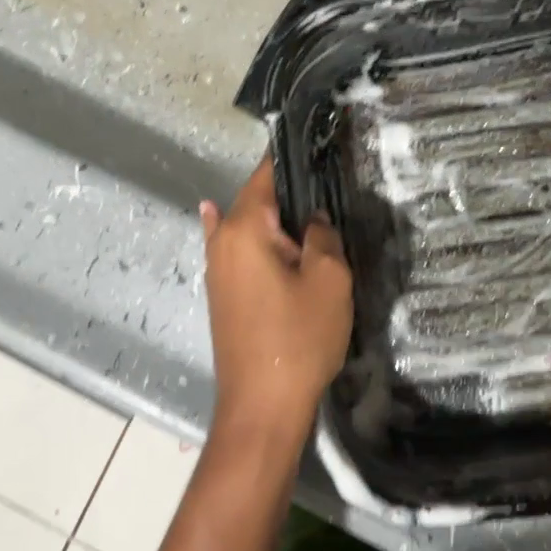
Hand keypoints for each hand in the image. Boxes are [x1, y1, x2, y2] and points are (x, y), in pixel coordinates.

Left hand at [199, 158, 352, 433]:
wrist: (262, 407)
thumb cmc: (298, 338)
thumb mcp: (329, 279)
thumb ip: (322, 236)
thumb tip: (311, 217)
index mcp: (244, 228)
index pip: (267, 174)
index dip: (296, 157)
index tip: (322, 142)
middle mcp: (222, 240)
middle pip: (257, 200)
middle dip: (291, 193)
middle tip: (333, 188)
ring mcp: (217, 269)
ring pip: (249, 228)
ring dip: (277, 221)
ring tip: (314, 212)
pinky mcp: (223, 295)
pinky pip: (239, 252)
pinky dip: (252, 239)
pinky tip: (227, 218)